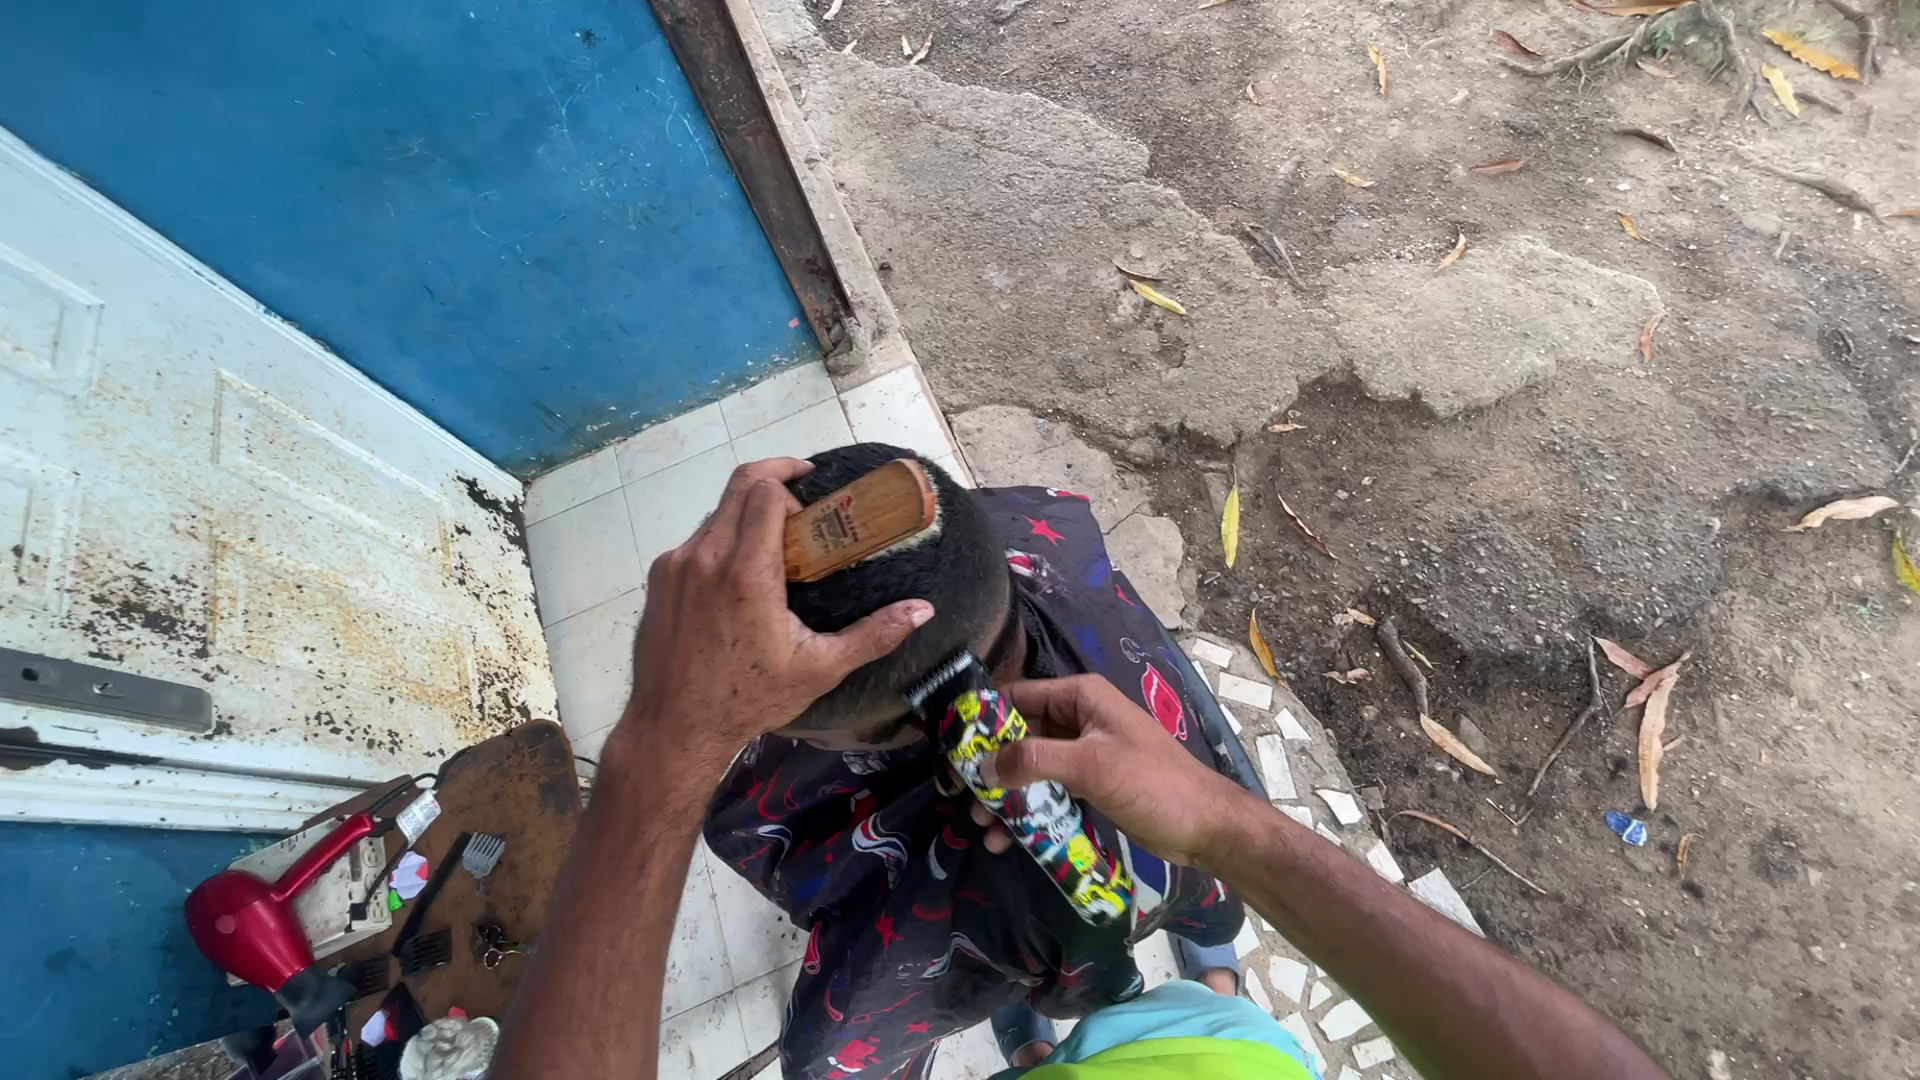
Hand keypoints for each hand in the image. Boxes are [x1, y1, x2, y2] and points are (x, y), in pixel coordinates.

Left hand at [616, 458, 933, 775]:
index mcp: (746, 572)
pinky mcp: (659, 578)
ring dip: (748, 514)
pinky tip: (741, 576)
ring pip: (718, 513)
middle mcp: (705, 556)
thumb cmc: (749, 698)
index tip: (814, 498)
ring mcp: (675, 565)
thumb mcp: (820, 669)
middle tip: (804, 495)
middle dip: (774, 478)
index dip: (791, 483)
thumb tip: (923, 610)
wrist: (673, 727)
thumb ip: (874, 634)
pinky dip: (724, 540)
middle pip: (739, 485)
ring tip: (776, 544)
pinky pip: (697, 539)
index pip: (764, 491)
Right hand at [980, 675, 1250, 866]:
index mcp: (1080, 696)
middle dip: (991, 766)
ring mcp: (1083, 752)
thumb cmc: (1151, 783)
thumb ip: (1034, 759)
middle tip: (961, 797)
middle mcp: (1078, 717)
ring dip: (1006, 795)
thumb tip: (982, 766)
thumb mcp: (1090, 765)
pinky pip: (1048, 790)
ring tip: (983, 827)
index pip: (1018, 697)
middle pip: (1019, 735)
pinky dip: (1028, 809)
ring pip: (1030, 767)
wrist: (1205, 827)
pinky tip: (1007, 839)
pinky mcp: (1088, 783)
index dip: (984, 720)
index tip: (952, 749)